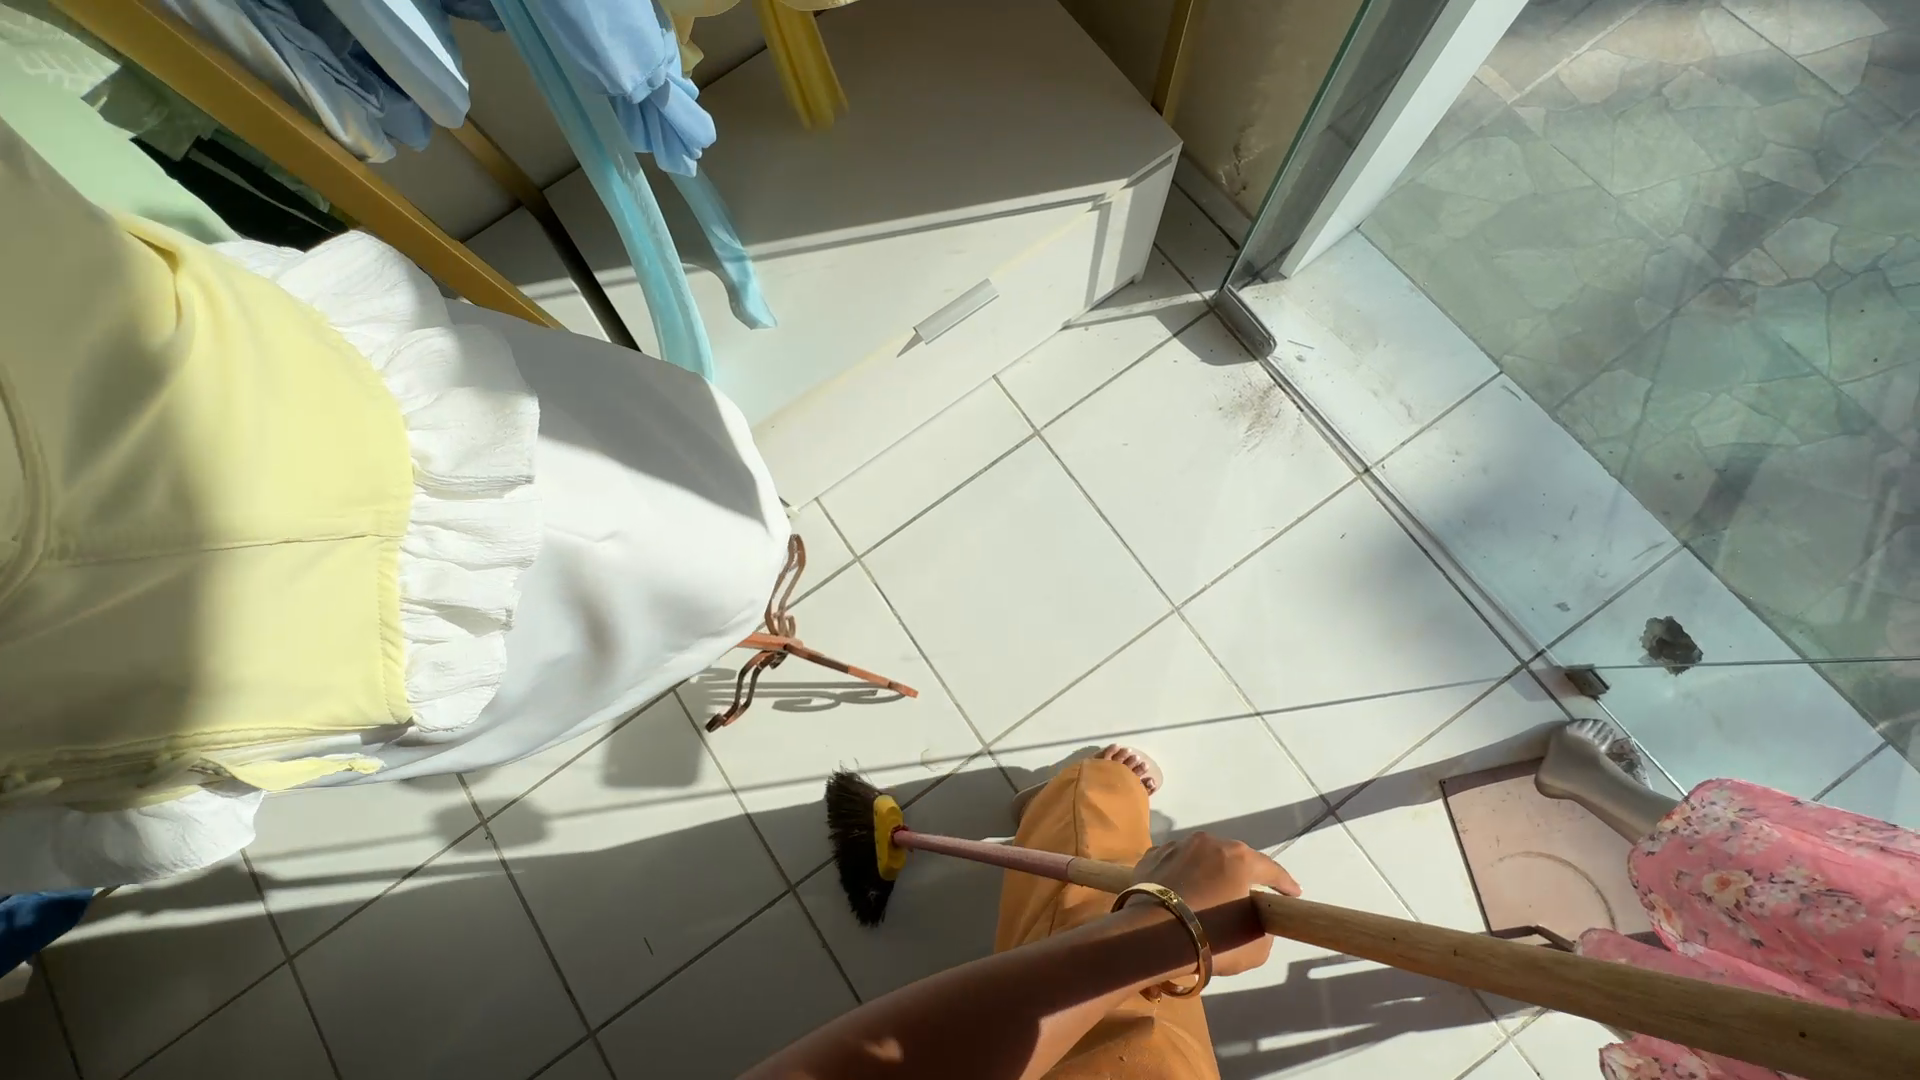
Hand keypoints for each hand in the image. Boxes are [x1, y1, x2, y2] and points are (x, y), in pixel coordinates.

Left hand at [1126, 832, 1299, 976]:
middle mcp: (1208, 843)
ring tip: (1210, 892)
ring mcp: (1177, 845)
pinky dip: (1182, 874)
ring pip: (1201, 856)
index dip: (1285, 883)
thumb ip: (1262, 926)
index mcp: (1238, 858)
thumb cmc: (1212, 939)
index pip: (1271, 869)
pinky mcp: (1152, 856)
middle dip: (1243, 874)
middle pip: (1233, 857)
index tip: (1293, 894)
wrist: (1152, 936)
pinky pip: (1175, 863)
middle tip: (1247, 893)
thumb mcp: (1255, 946)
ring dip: (1209, 871)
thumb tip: (1253, 917)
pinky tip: (1181, 890)